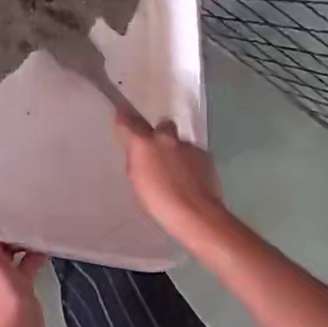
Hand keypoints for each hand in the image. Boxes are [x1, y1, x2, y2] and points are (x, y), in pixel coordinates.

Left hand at [0, 205, 47, 326]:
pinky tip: (44, 243)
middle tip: (16, 205)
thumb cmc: (3, 299)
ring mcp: (3, 273)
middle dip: (3, 225)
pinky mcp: (20, 281)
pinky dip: (33, 253)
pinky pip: (26, 261)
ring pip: (10, 248)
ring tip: (32, 220)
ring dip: (20, 238)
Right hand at [116, 113, 227, 238]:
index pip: (130, 122)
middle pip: (162, 126)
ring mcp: (187, 145)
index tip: (122, 113)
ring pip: (180, 142)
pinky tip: (193, 180)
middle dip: (160, 135)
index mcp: (143, 145)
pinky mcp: (205, 155)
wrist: (195, 214)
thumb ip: (138, 166)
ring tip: (179, 174)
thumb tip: (140, 159)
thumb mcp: (139, 185)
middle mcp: (165, 138)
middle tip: (159, 154)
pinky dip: (192, 163)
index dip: (125, 117)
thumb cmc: (159, 203)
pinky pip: (195, 154)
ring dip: (177, 152)